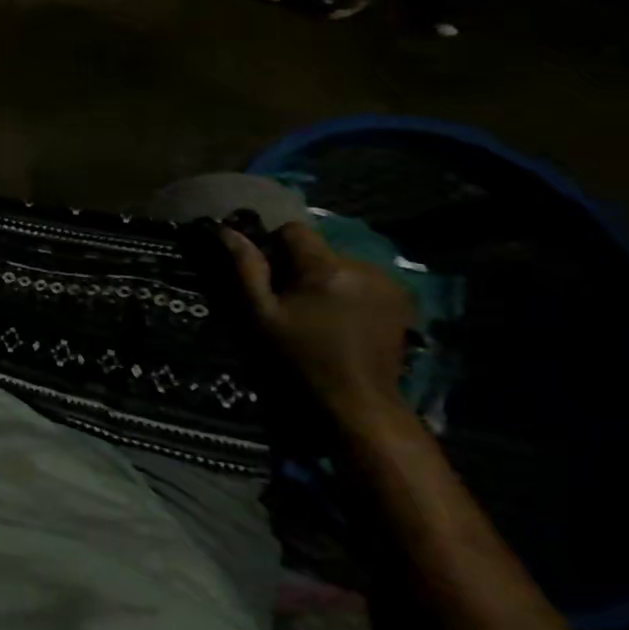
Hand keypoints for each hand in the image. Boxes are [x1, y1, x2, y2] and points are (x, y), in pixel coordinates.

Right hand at [221, 223, 415, 422]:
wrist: (356, 399)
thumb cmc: (299, 356)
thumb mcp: (261, 314)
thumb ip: (245, 269)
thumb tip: (226, 231)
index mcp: (326, 268)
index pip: (293, 230)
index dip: (273, 248)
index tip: (267, 278)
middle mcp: (363, 266)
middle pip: (318, 249)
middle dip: (299, 267)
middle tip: (289, 302)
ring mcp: (389, 282)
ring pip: (340, 263)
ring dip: (324, 279)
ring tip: (317, 313)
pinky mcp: (402, 299)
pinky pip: (362, 279)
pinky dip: (347, 291)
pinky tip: (342, 318)